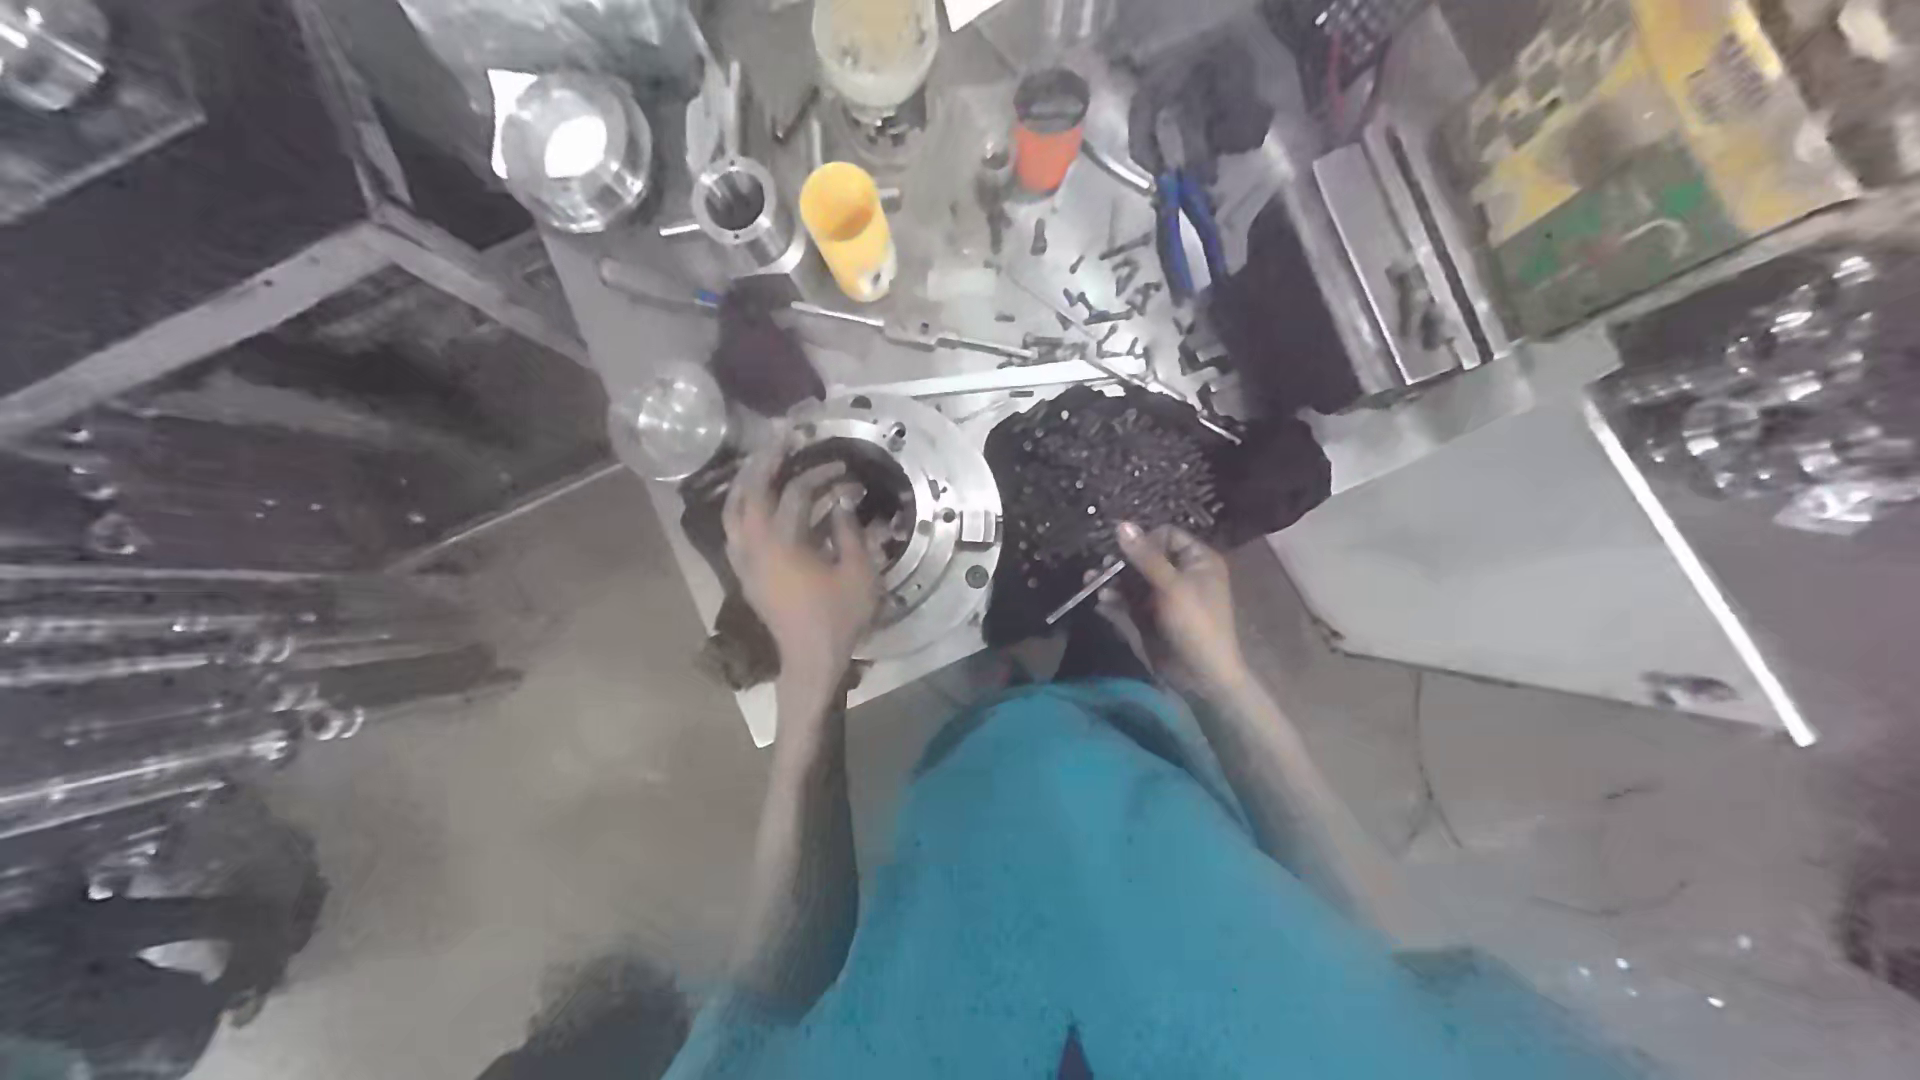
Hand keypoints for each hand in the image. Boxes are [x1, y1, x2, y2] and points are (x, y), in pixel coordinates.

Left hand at [724, 441, 880, 695]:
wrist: (811, 660)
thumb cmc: (838, 617)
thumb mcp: (858, 572)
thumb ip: (849, 531)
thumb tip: (843, 500)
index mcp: (783, 543)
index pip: (797, 495)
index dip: (821, 476)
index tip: (844, 470)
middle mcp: (754, 546)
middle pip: (750, 491)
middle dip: (765, 462)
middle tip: (781, 439)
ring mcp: (743, 561)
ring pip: (732, 510)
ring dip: (745, 483)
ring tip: (760, 464)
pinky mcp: (743, 574)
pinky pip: (732, 531)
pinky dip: (739, 509)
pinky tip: (752, 503)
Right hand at [1112, 521, 1247, 692]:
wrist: (1201, 676)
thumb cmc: (1195, 623)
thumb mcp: (1171, 586)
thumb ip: (1144, 556)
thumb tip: (1121, 525)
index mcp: (1197, 561)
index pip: (1166, 535)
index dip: (1145, 540)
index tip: (1124, 550)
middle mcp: (1180, 574)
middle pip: (1144, 557)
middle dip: (1120, 562)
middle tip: (1101, 566)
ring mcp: (1162, 596)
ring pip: (1131, 579)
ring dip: (1111, 580)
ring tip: (1090, 581)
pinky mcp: (1148, 616)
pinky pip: (1126, 601)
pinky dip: (1113, 599)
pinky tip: (1100, 601)